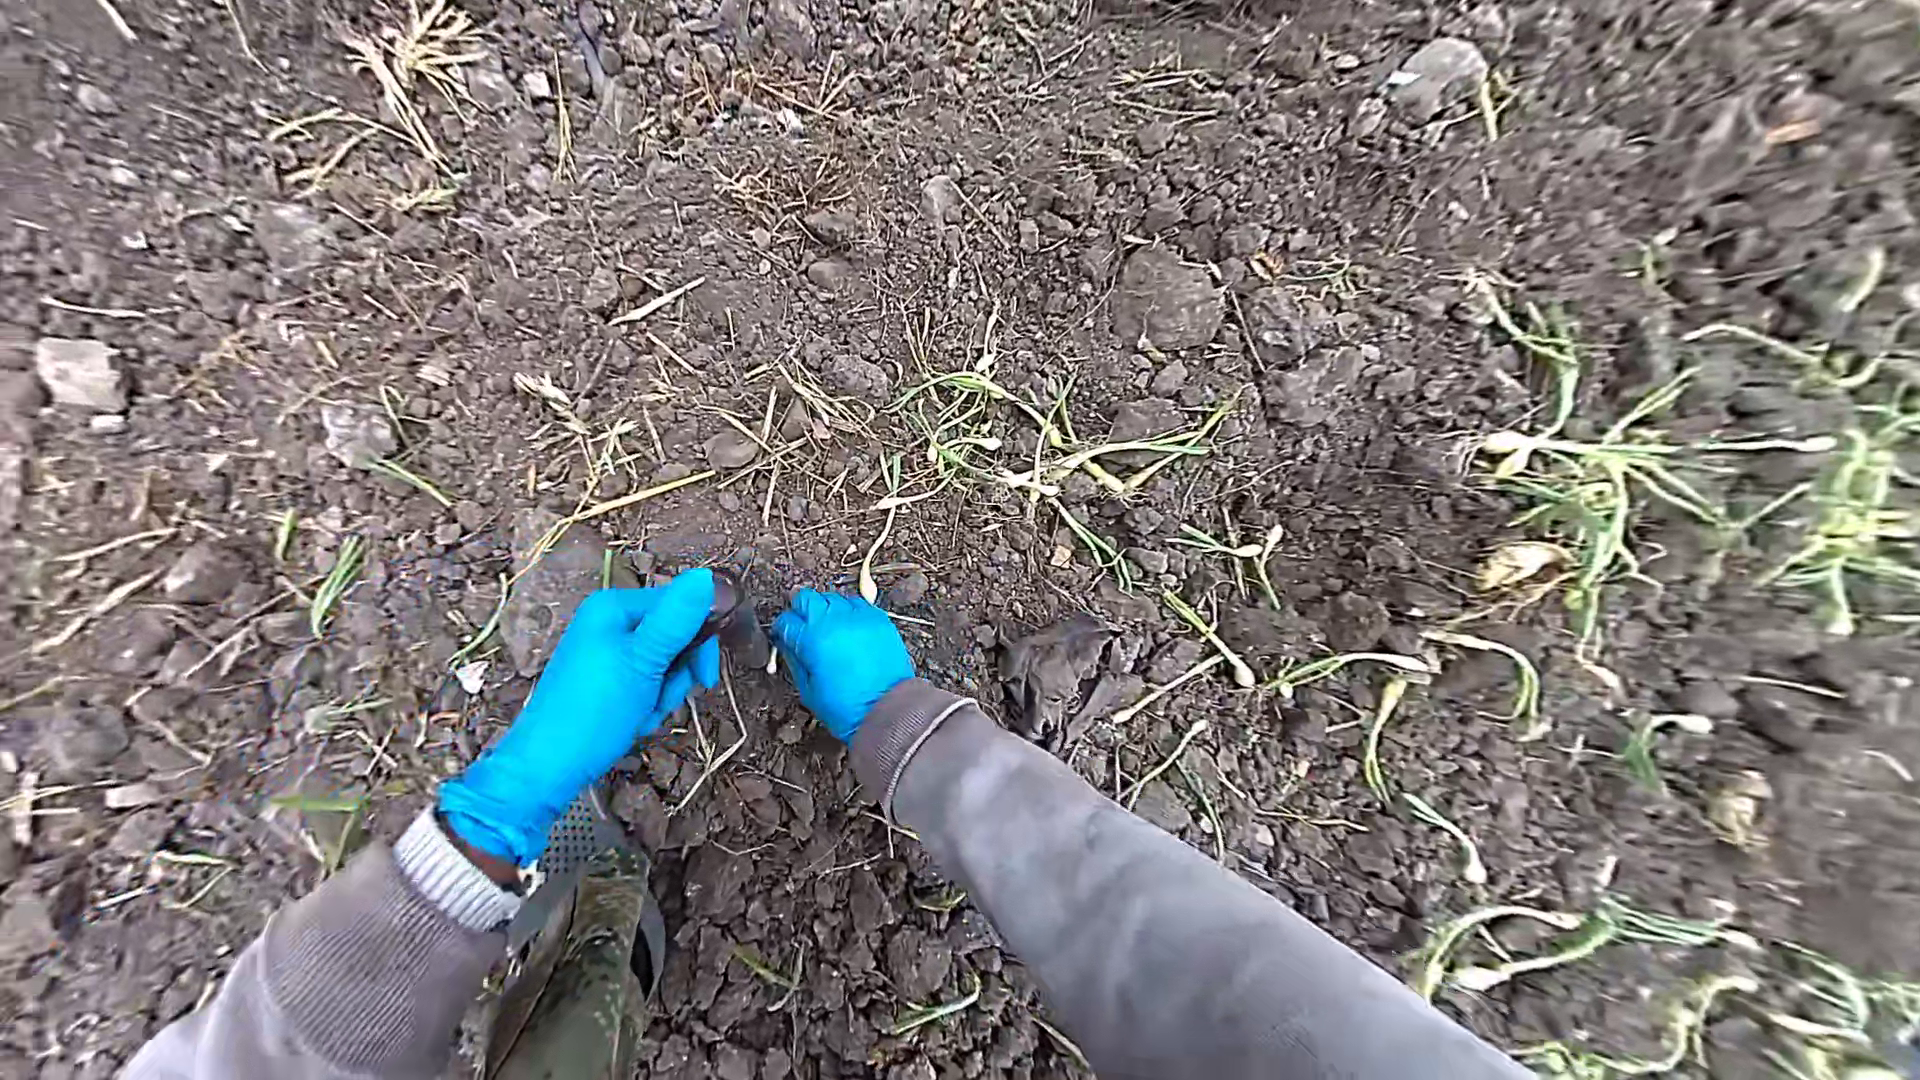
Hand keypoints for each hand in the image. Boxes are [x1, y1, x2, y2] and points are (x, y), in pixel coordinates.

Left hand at [439, 570, 721, 863]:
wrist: (547, 771)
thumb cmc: (593, 712)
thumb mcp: (643, 661)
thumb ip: (677, 618)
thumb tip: (707, 575)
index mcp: (615, 606)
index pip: (684, 605)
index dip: (701, 640)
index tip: (703, 677)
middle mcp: (612, 621)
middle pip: (679, 633)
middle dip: (681, 671)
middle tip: (667, 698)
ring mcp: (612, 650)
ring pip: (670, 659)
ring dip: (669, 691)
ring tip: (649, 712)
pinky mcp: (612, 676)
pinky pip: (653, 678)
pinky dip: (654, 700)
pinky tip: (640, 718)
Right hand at [772, 589, 914, 740]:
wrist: (887, 709)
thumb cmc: (850, 707)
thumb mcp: (808, 689)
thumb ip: (795, 660)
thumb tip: (788, 644)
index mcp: (813, 639)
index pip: (786, 620)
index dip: (783, 629)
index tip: (785, 634)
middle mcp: (835, 621)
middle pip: (807, 598)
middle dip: (801, 610)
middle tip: (802, 625)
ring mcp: (859, 618)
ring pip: (833, 596)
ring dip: (826, 608)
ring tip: (827, 627)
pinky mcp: (878, 619)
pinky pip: (858, 604)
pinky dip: (850, 611)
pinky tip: (848, 626)